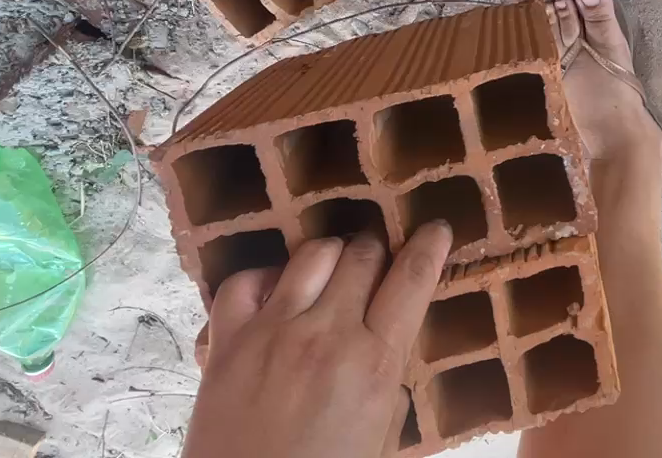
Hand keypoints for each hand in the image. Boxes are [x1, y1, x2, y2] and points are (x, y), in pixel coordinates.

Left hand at [181, 223, 453, 457]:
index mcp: (375, 363)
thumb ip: (391, 376)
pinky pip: (245, 280)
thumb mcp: (383, 434)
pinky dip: (265, 278)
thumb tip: (392, 330)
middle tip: (377, 262)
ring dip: (332, 256)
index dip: (429, 243)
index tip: (435, 228)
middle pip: (364, 252)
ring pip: (314, 252)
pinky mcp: (226, 343)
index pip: (412, 276)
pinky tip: (276, 294)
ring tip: (332, 275)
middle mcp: (327, 335)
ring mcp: (273, 333)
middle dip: (377, 249)